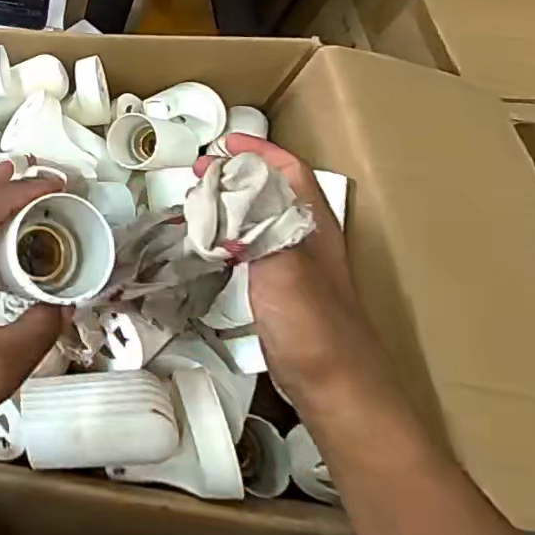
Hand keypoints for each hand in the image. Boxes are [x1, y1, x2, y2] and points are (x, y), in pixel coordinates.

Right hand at [194, 135, 384, 406]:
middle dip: (237, 173)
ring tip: (198, 202)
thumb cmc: (313, 327)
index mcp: (314, 224)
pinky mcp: (284, 292)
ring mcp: (297, 267)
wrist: (336, 389)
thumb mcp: (284, 265)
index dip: (257, 151)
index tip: (221, 145)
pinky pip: (253, 247)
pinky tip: (211, 247)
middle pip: (273, 190)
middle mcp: (308, 239)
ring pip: (261, 218)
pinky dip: (229, 235)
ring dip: (232, 202)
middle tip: (199, 172)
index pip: (288, 170)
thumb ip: (256, 223)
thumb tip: (225, 190)